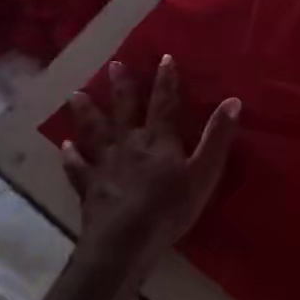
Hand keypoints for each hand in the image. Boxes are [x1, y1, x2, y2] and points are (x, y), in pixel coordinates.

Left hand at [61, 56, 240, 264]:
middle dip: (122, 87)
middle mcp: (129, 144)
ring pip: (94, 132)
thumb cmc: (169, 208)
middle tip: (113, 65)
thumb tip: (233, 100)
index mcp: (158, 140)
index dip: (165, 80)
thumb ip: (217, 137)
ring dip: (86, 113)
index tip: (163, 57)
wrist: (124, 241)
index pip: (164, 103)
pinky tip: (67, 146)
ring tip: (76, 95)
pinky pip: (78, 167)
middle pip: (124, 110)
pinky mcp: (89, 187)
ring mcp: (105, 164)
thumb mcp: (203, 173)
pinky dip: (72, 156)